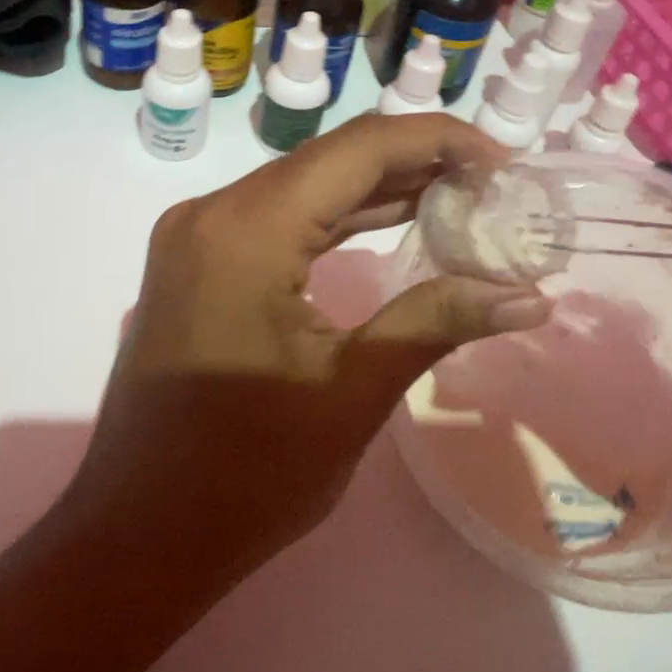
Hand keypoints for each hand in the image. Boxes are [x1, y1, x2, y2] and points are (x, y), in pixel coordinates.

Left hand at [62, 112, 554, 568]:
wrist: (141, 531)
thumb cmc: (247, 473)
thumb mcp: (352, 392)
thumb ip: (436, 322)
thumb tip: (530, 297)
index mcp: (247, 230)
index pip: (359, 149)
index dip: (437, 140)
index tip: (503, 160)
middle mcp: (212, 213)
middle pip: (329, 160)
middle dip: (415, 163)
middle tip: (491, 184)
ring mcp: (197, 237)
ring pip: (303, 187)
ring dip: (378, 189)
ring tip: (459, 197)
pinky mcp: (197, 263)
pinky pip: (276, 219)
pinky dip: (336, 218)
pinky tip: (393, 222)